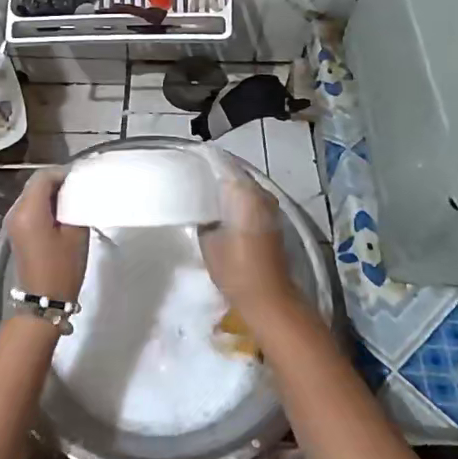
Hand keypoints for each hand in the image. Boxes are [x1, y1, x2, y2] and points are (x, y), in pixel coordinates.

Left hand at [6, 167, 89, 299]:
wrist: (42, 301)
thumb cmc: (61, 268)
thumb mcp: (75, 234)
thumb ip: (74, 206)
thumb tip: (74, 191)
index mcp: (28, 210)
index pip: (43, 177)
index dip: (63, 173)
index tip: (82, 179)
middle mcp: (15, 211)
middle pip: (35, 185)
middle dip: (57, 183)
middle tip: (81, 189)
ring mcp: (13, 222)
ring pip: (32, 196)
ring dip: (52, 195)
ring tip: (75, 202)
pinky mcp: (17, 232)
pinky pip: (30, 209)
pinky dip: (45, 206)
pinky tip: (63, 215)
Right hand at [199, 152, 302, 318]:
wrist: (268, 297)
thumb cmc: (236, 269)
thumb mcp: (208, 242)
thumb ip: (204, 218)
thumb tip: (202, 209)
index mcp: (245, 193)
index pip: (222, 165)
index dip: (203, 162)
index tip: (185, 162)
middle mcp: (261, 194)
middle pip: (235, 175)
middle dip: (214, 176)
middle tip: (190, 179)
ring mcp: (270, 207)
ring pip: (243, 188)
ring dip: (225, 190)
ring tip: (200, 194)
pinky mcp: (272, 221)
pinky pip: (249, 201)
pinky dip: (235, 202)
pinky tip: (218, 211)